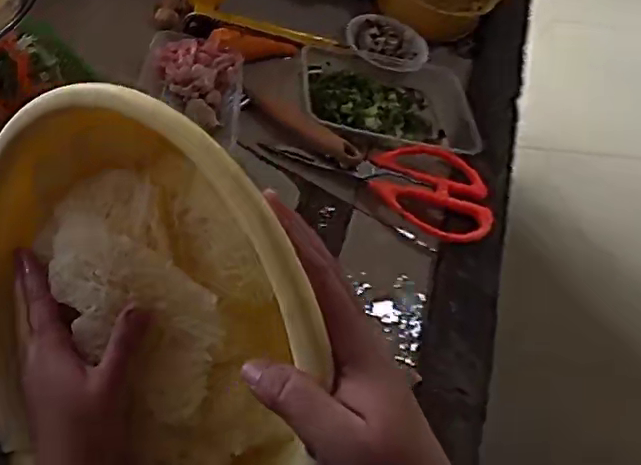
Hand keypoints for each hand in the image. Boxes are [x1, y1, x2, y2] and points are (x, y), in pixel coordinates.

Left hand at [15, 249, 151, 464]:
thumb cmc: (87, 434)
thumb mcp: (110, 387)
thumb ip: (124, 344)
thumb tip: (141, 304)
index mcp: (46, 351)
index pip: (36, 304)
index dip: (30, 276)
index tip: (19, 251)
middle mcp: (35, 360)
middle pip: (30, 316)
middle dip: (31, 288)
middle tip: (34, 260)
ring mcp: (37, 379)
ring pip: (36, 333)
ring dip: (42, 308)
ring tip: (55, 287)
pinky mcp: (45, 394)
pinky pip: (44, 348)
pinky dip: (53, 329)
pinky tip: (70, 332)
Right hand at [241, 194, 450, 464]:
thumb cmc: (390, 460)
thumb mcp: (344, 439)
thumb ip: (301, 401)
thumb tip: (250, 365)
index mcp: (357, 337)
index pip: (322, 272)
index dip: (296, 234)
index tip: (270, 202)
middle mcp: (356, 332)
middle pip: (323, 270)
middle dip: (295, 234)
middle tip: (262, 207)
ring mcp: (354, 348)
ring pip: (322, 289)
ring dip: (297, 257)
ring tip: (265, 238)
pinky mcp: (348, 366)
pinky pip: (317, 313)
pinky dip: (298, 288)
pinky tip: (279, 295)